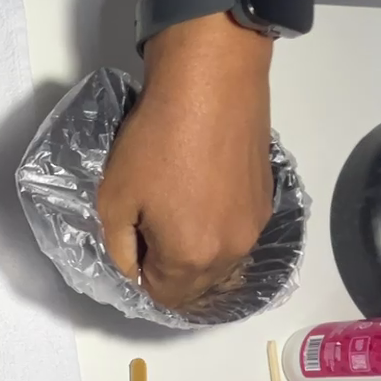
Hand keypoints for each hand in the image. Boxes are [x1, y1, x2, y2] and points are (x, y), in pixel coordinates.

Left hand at [97, 17, 274, 308]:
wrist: (211, 84)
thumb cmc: (153, 145)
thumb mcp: (114, 203)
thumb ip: (120, 250)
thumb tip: (132, 272)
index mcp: (193, 257)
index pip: (164, 297)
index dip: (140, 280)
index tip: (128, 251)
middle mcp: (234, 250)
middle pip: (195, 285)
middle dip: (166, 270)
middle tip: (143, 233)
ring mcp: (256, 223)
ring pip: (217, 261)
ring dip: (190, 251)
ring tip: (167, 215)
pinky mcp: (266, 198)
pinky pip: (233, 233)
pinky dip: (211, 229)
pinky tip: (193, 200)